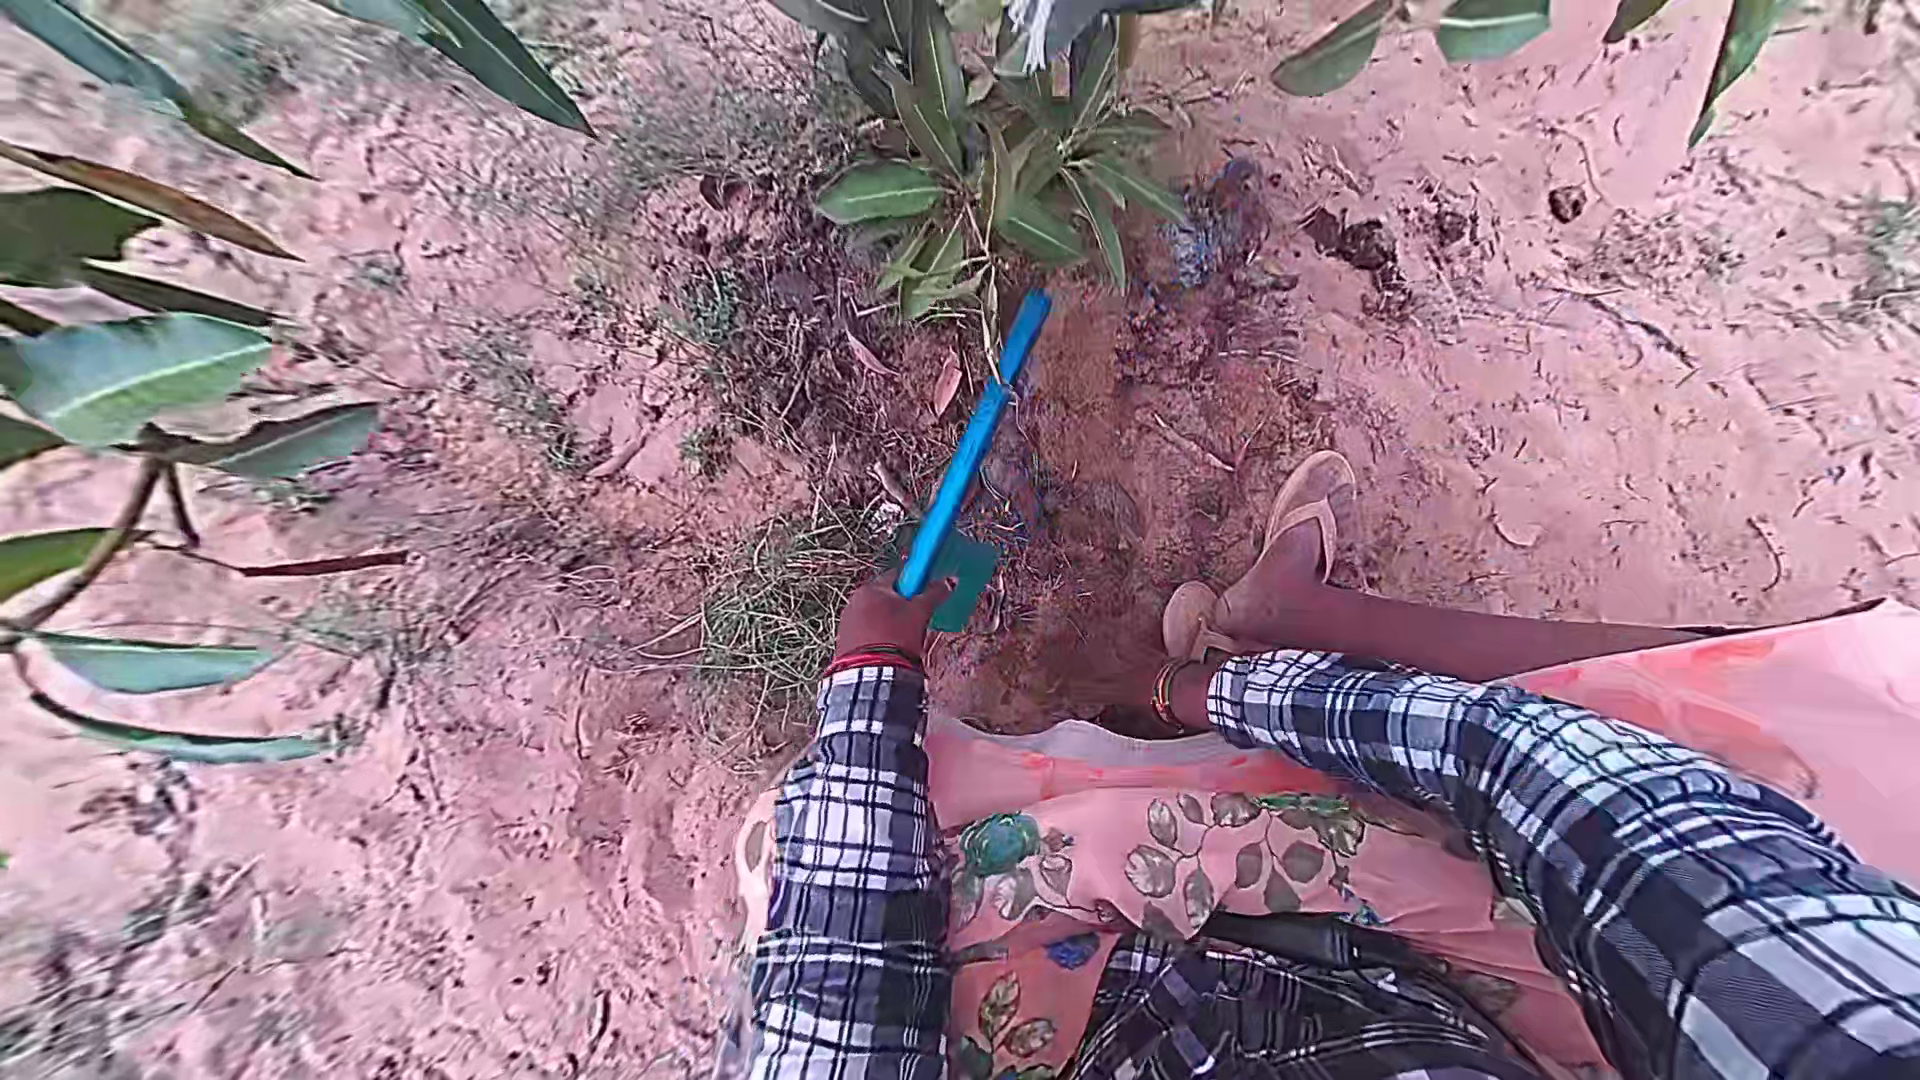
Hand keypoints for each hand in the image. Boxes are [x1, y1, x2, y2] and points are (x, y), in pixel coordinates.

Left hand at [833, 570, 953, 661]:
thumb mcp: (920, 612)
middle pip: (884, 596)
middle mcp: (854, 600)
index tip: (923, 596)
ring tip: (901, 638)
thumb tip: (949, 582)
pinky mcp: (844, 640)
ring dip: (887, 621)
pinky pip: (865, 631)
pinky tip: (887, 647)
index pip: (897, 576)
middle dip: (900, 605)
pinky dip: (876, 635)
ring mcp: (847, 621)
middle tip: (915, 620)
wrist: (872, 673)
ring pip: (874, 615)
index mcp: (871, 588)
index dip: (913, 584)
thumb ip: (933, 594)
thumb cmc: (897, 636)